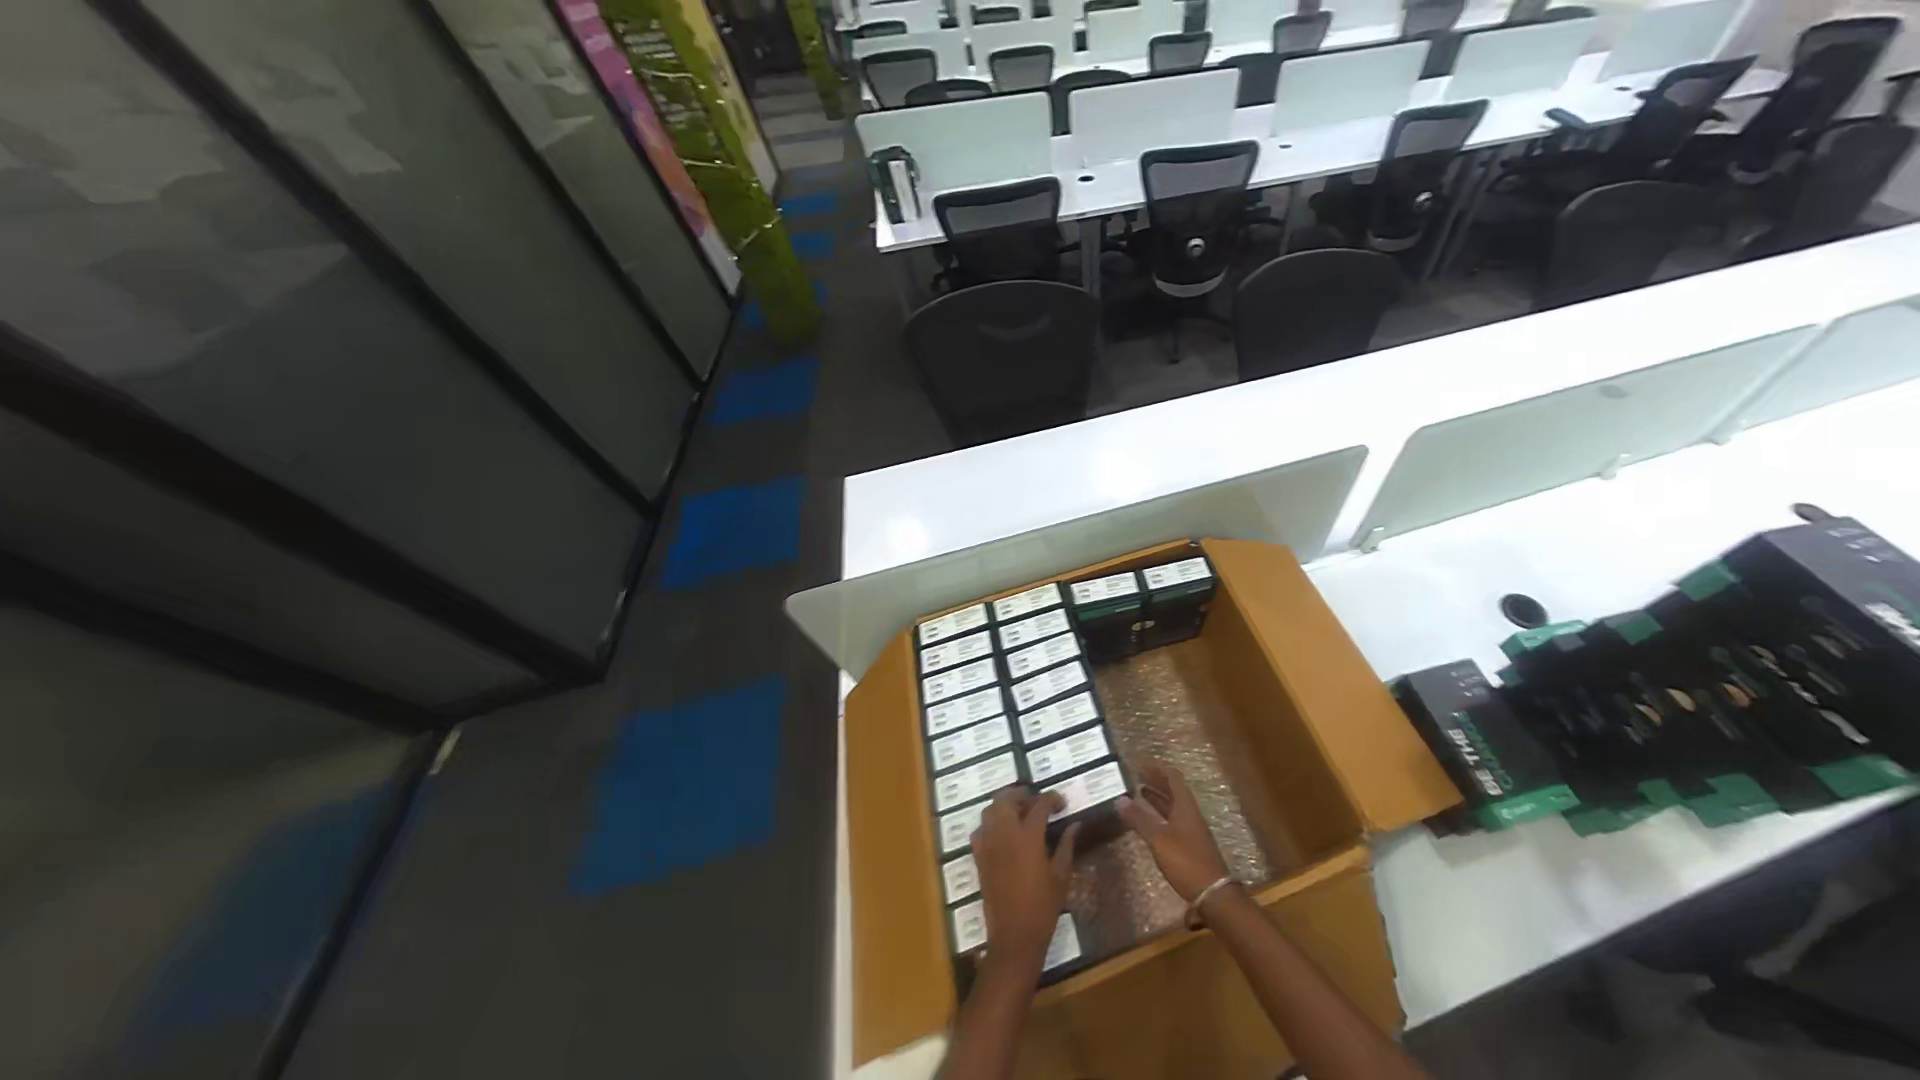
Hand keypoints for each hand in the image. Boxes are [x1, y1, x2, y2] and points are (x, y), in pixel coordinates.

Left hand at [970, 789, 1079, 966]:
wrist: (1014, 935)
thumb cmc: (1043, 906)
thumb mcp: (1061, 875)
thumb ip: (1066, 845)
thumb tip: (1075, 825)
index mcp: (1028, 837)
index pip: (1039, 805)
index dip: (1051, 799)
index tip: (1062, 802)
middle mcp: (1004, 834)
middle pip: (1007, 799)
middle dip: (1022, 795)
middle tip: (1037, 801)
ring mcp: (988, 844)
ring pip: (990, 810)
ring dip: (1004, 805)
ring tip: (1020, 812)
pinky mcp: (978, 856)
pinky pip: (980, 830)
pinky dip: (991, 824)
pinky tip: (1003, 833)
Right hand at [1116, 763, 1228, 902]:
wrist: (1212, 893)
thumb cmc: (1185, 861)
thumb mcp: (1158, 839)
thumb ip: (1139, 818)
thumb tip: (1119, 799)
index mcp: (1185, 807)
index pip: (1174, 778)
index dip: (1159, 769)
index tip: (1141, 764)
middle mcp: (1190, 815)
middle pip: (1174, 791)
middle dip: (1156, 782)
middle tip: (1136, 777)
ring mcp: (1191, 830)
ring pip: (1173, 807)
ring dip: (1157, 798)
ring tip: (1139, 794)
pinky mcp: (1189, 845)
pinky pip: (1172, 821)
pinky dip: (1159, 815)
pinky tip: (1148, 821)